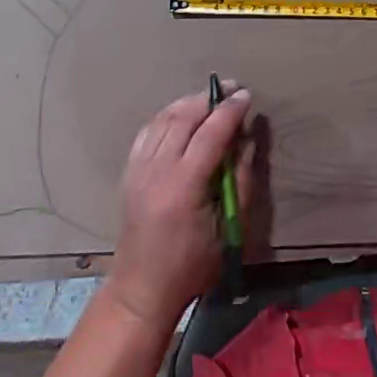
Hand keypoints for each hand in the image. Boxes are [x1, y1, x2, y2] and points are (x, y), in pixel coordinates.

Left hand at [106, 86, 253, 326]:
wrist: (143, 287)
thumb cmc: (193, 266)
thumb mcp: (228, 230)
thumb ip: (239, 182)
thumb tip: (247, 142)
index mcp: (184, 185)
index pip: (210, 133)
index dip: (230, 111)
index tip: (246, 96)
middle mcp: (157, 169)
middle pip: (183, 118)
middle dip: (209, 99)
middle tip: (232, 90)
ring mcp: (138, 168)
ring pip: (162, 119)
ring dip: (187, 103)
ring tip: (210, 98)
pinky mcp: (129, 172)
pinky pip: (148, 132)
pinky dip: (166, 117)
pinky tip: (180, 115)